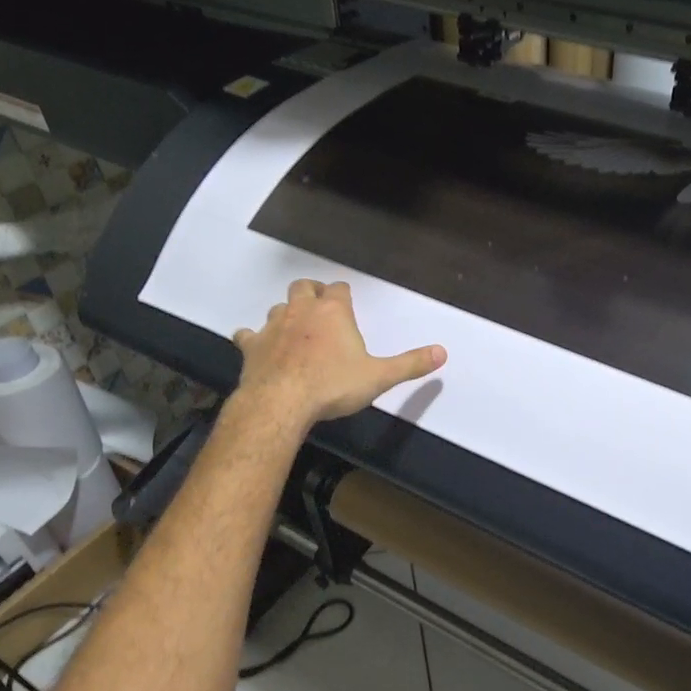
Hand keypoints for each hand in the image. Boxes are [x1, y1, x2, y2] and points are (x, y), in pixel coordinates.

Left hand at [233, 280, 446, 425]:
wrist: (281, 403)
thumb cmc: (333, 386)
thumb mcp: (379, 377)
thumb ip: (410, 364)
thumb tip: (443, 352)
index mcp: (333, 312)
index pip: (339, 288)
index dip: (343, 294)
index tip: (347, 303)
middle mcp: (302, 311)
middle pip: (304, 287)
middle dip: (312, 292)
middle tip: (318, 305)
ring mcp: (273, 326)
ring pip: (277, 308)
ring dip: (286, 314)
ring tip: (294, 329)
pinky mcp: (252, 346)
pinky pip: (248, 335)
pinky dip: (253, 338)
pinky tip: (257, 347)